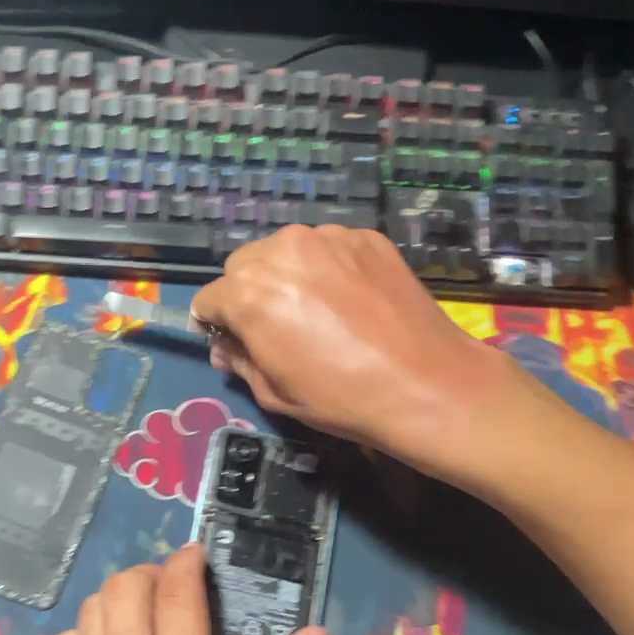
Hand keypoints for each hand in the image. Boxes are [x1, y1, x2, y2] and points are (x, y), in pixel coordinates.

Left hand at [52, 543, 326, 634]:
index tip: (200, 557)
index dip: (188, 562)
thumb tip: (313, 634)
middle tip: (179, 590)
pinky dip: (93, 627)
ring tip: (151, 614)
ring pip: (93, 606)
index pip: (174, 593)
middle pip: (125, 585)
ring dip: (123, 597)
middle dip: (155, 574)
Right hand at [192, 224, 539, 459]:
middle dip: (248, 294)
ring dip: (286, 275)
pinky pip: (327, 247)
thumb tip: (226, 347)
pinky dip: (326, 268)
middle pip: (243, 266)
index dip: (215, 325)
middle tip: (275, 328)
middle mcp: (282, 251)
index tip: (233, 343)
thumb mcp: (274, 392)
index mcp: (248, 292)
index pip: (208, 299)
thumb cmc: (340, 397)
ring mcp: (328, 238)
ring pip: (285, 251)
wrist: (425, 384)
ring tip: (315, 312)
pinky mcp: (365, 237)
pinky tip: (348, 301)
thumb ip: (240, 361)